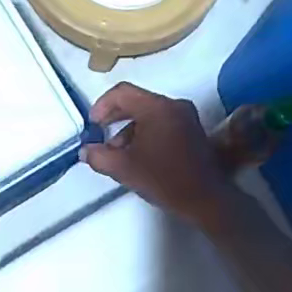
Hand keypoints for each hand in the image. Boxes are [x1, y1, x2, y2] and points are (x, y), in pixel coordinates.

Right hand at [80, 82, 244, 228]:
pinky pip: (162, 122)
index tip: (92, 125)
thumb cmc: (163, 180)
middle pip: (136, 100)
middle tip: (99, 134)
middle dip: (114, 117)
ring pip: (149, 113)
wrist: (204, 199)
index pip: (122, 92)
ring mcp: (186, 117)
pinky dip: (145, 132)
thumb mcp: (123, 169)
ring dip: (129, 128)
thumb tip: (86, 150)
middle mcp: (173, 105)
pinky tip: (138, 155)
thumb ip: (98, 156)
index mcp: (157, 108)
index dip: (101, 106)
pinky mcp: (192, 130)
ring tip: (117, 152)